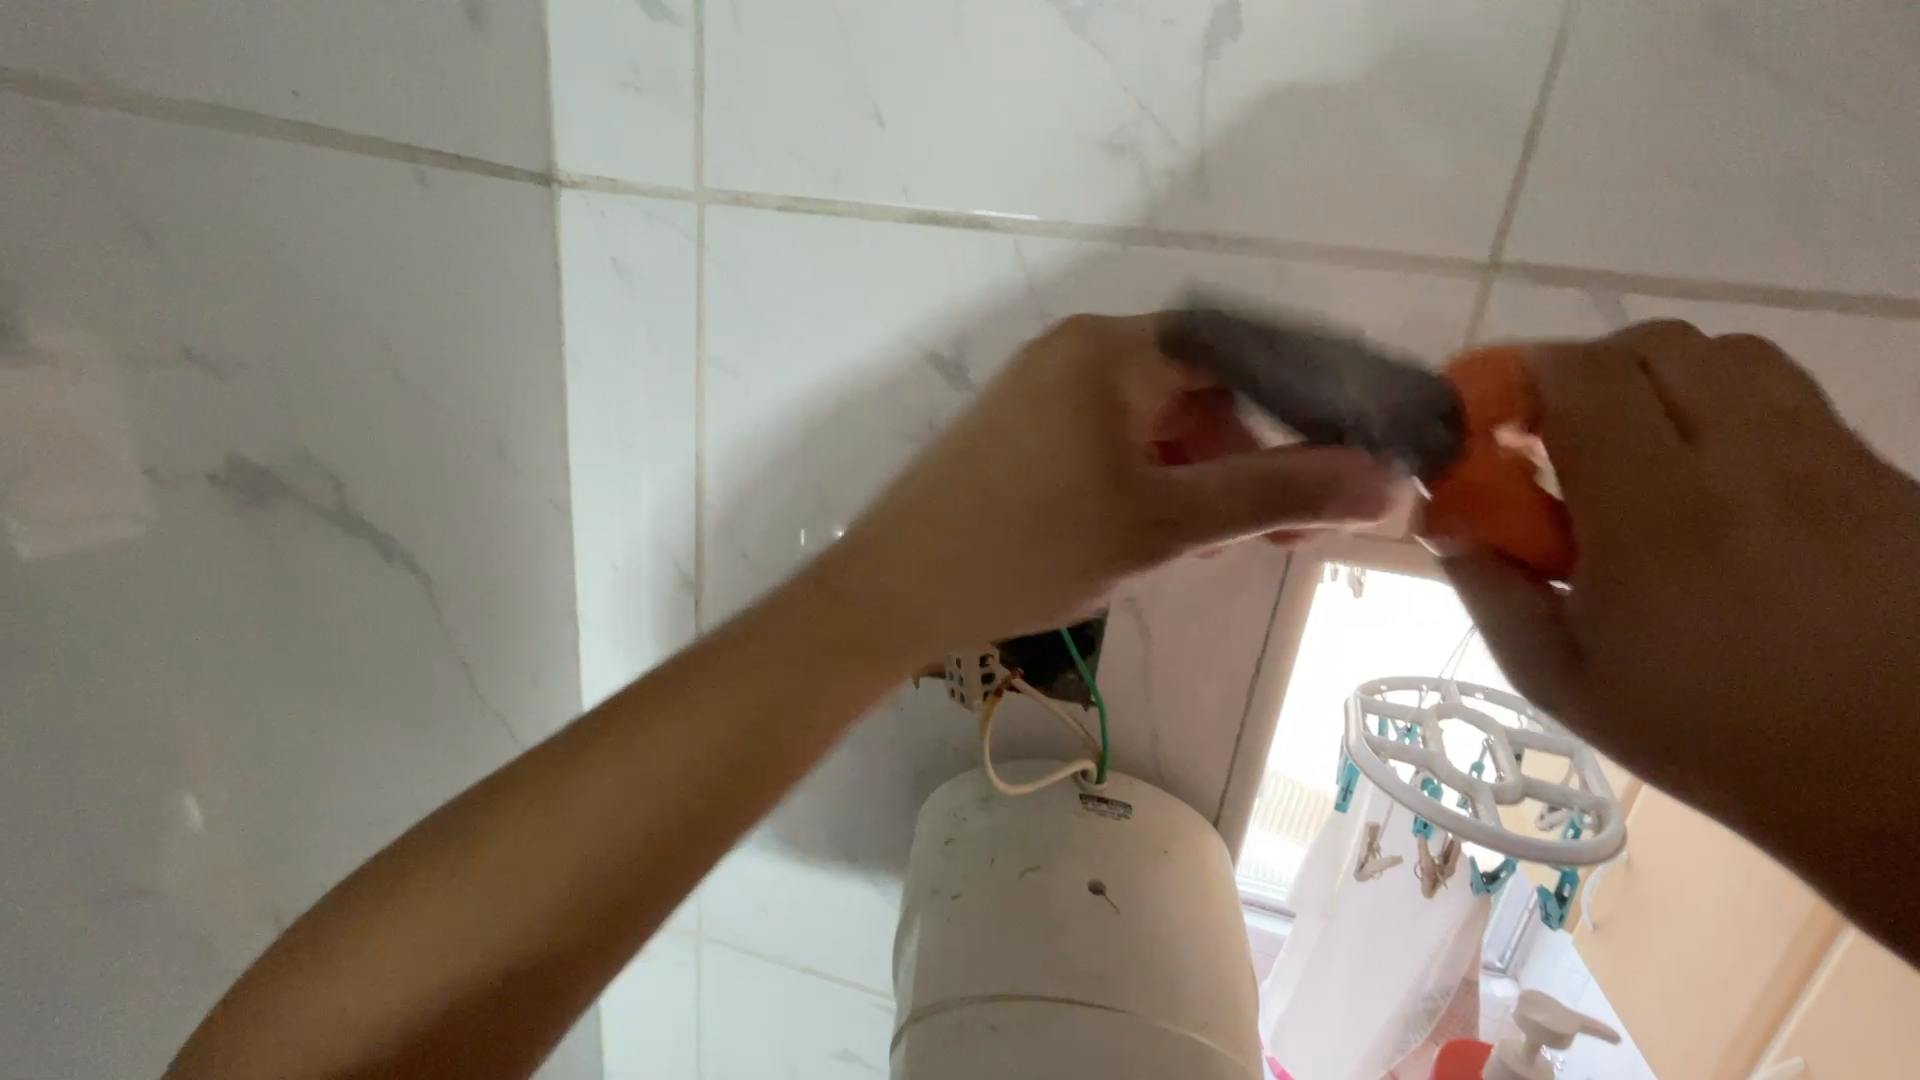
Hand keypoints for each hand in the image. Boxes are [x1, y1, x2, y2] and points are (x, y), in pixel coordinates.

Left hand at [810, 313, 1390, 663]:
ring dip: (1199, 476)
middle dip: (1247, 456)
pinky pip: (1110, 443)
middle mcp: (1076, 352)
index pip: (1240, 353)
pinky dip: (1148, 482)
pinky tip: (1160, 535)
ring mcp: (1042, 391)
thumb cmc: (1028, 549)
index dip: (1302, 405)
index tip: (1342, 465)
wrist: (896, 592)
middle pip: (1197, 390)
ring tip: (1219, 544)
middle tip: (1281, 528)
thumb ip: (1272, 495)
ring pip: (1154, 424)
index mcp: (1112, 349)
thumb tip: (1385, 482)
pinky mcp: (1021, 433)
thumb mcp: (1162, 524)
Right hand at [1444, 321, 1919, 832]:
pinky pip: (1789, 403)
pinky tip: (1708, 489)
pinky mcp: (1888, 480)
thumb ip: (1487, 587)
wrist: (1907, 784)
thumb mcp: (1558, 677)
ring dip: (1656, 382)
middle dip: (1582, 372)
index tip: (1483, 419)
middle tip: (1548, 436)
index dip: (1518, 374)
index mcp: (1659, 516)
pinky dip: (1723, 413)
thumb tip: (1443, 519)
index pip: (1583, 377)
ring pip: (1732, 357)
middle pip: (1658, 344)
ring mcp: (1835, 464)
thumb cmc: (1707, 735)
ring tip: (1629, 452)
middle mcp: (1754, 464)